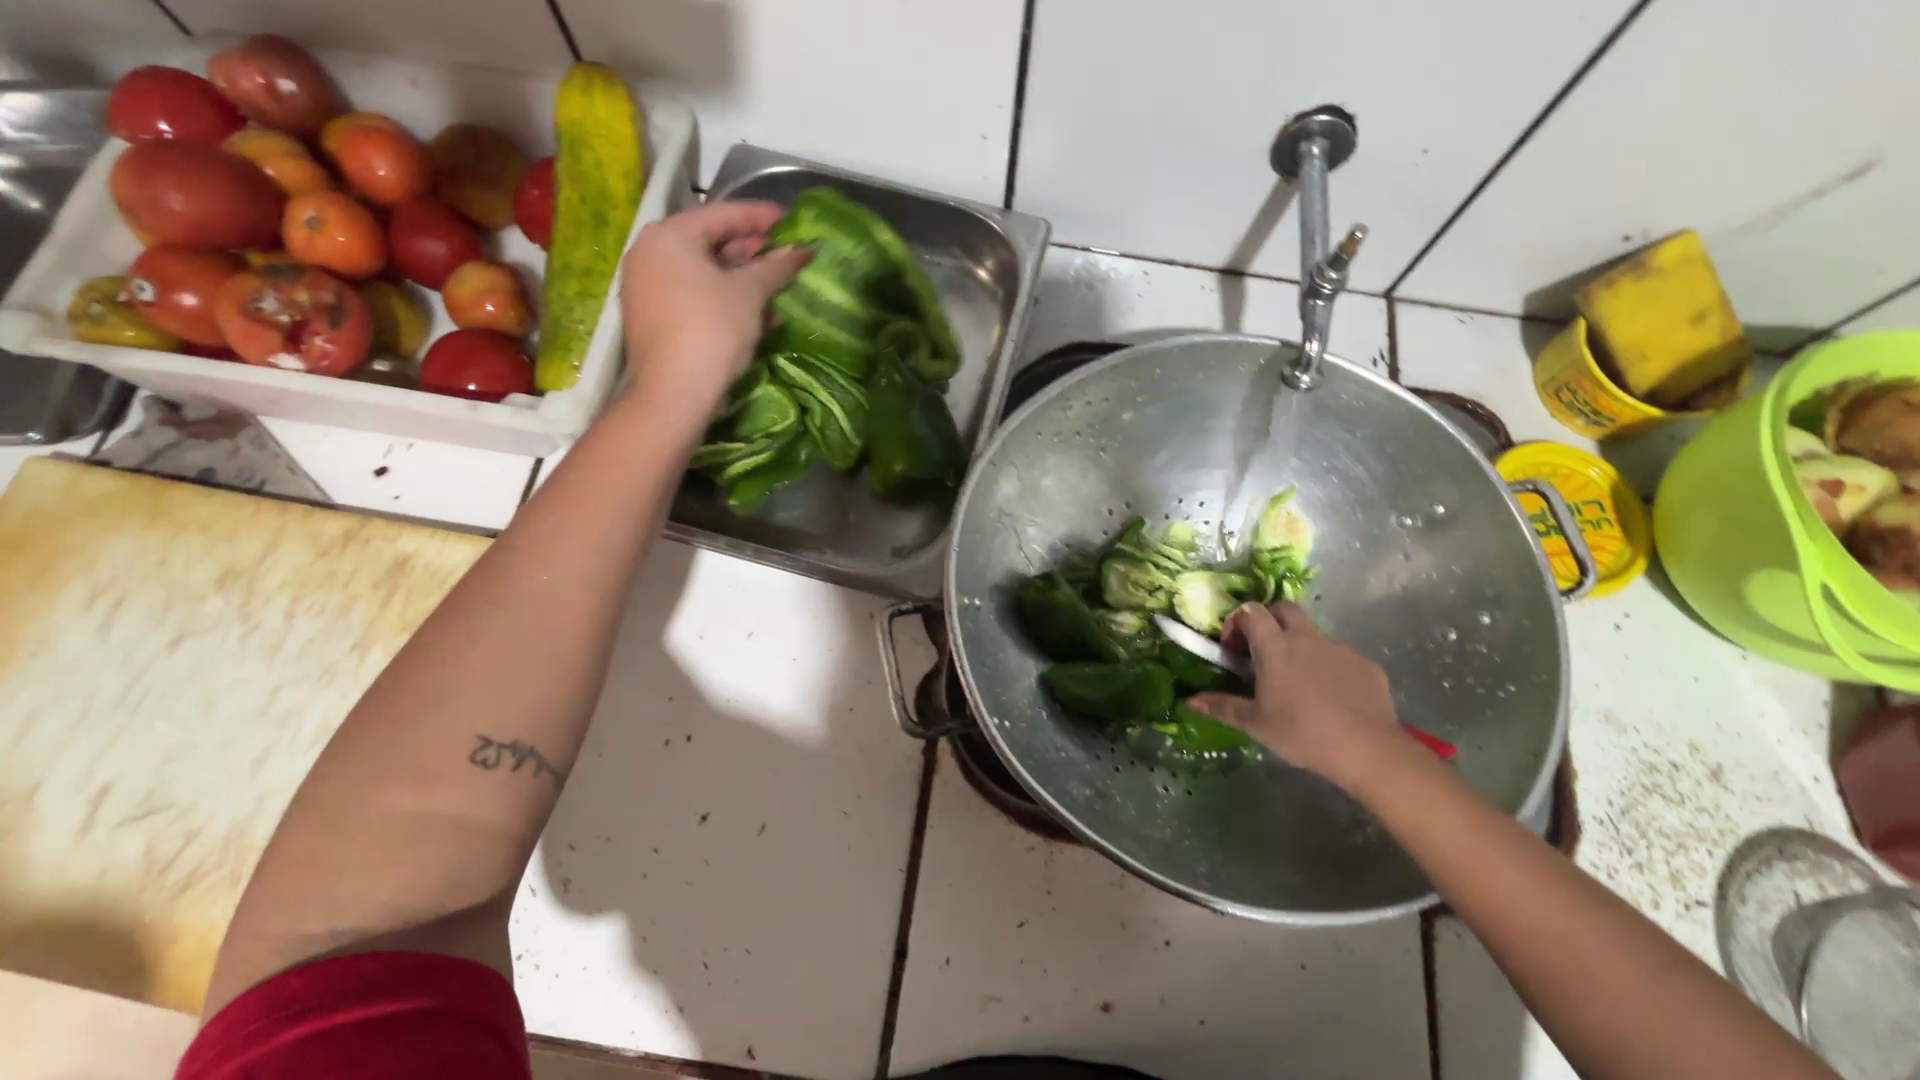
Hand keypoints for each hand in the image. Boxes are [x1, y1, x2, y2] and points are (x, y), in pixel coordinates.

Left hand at [618, 200, 810, 408]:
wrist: (675, 391)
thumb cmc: (712, 328)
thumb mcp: (751, 293)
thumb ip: (777, 266)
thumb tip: (805, 250)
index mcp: (670, 235)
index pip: (724, 214)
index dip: (762, 217)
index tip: (792, 221)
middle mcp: (650, 253)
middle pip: (711, 242)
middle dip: (753, 251)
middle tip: (786, 256)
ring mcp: (647, 286)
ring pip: (704, 272)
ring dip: (743, 279)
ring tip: (778, 284)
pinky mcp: (653, 316)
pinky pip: (694, 295)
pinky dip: (724, 299)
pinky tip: (758, 312)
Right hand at [1187, 601, 1403, 785]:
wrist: (1367, 748)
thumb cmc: (1302, 733)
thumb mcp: (1256, 724)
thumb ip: (1223, 707)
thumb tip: (1190, 701)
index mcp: (1276, 647)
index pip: (1251, 611)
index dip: (1238, 621)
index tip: (1233, 647)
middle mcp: (1307, 638)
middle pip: (1285, 608)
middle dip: (1269, 619)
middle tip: (1262, 649)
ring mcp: (1339, 648)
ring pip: (1313, 634)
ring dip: (1299, 645)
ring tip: (1297, 680)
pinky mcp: (1365, 663)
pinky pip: (1339, 656)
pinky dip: (1327, 666)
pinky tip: (1329, 696)